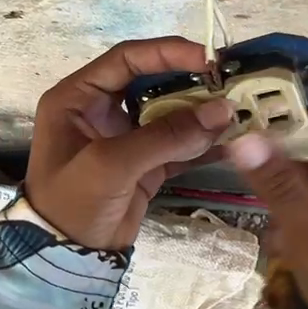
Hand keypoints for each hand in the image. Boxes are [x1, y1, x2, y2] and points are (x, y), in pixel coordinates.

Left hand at [26, 37, 236, 248]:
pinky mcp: (143, 165)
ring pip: (169, 113)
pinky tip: (233, 141)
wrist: (64, 256)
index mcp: (76, 97)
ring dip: (202, 114)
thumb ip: (164, 136)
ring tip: (242, 111)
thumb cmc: (72, 201)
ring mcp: (123, 138)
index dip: (166, 52)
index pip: (125, 59)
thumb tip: (222, 110)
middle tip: (234, 85)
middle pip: (152, 82)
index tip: (208, 58)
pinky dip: (203, 143)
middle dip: (192, 83)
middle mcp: (99, 110)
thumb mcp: (110, 164)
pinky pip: (178, 144)